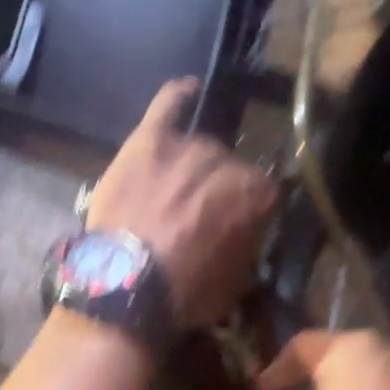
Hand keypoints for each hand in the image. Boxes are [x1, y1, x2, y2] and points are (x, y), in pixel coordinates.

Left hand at [88, 79, 277, 325]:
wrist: (126, 287)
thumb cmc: (184, 296)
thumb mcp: (233, 288)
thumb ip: (245, 254)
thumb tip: (245, 245)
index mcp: (256, 195)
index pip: (263, 196)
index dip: (248, 217)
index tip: (236, 232)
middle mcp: (227, 160)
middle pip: (228, 170)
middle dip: (217, 195)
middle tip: (197, 222)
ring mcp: (187, 145)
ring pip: (198, 149)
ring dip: (192, 170)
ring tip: (174, 193)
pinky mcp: (148, 140)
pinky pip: (169, 103)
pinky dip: (181, 95)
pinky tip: (189, 92)